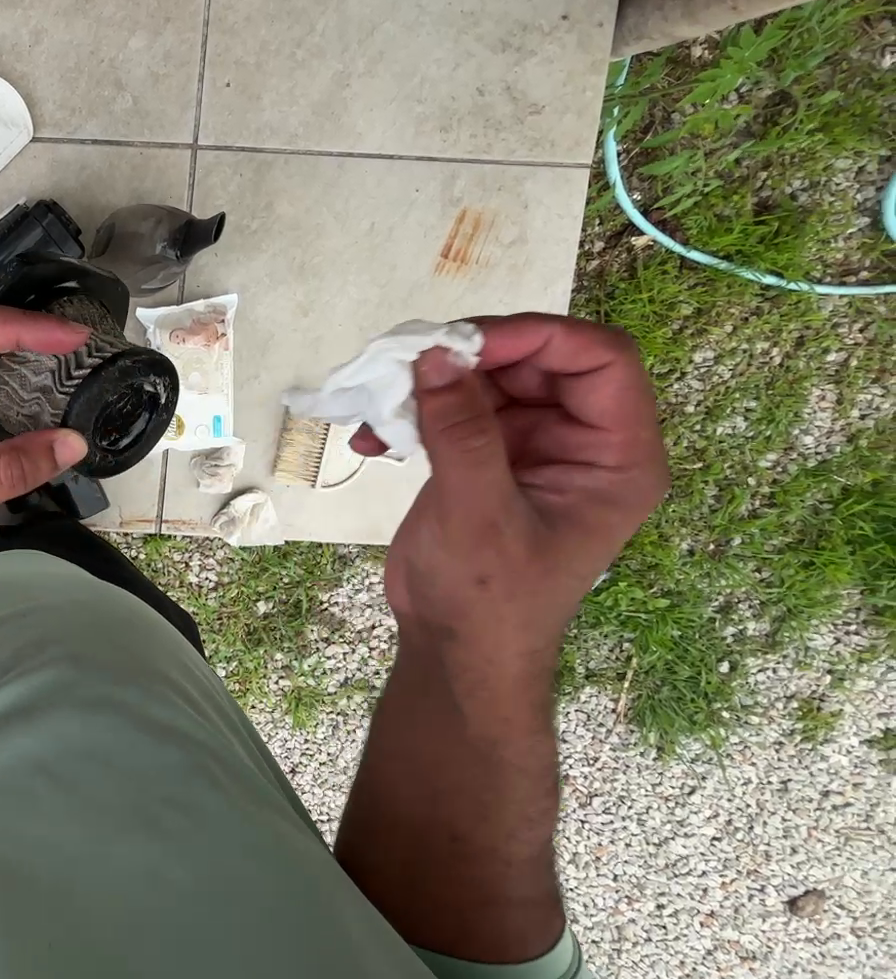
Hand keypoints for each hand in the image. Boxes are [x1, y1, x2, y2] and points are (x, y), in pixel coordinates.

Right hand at [352, 313, 667, 675]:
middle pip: (537, 364)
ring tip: (377, 407)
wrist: (453, 648)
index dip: (535, 337)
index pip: (598, 360)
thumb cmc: (486, 594)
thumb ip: (461, 432)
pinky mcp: (483, 462)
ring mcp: (527, 451)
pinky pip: (452, 414)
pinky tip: (371, 440)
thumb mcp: (478, 512)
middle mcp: (579, 443)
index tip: (458, 342)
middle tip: (405, 367)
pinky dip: (409, 417)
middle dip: (470, 360)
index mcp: (615, 456)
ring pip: (487, 383)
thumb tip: (434, 355)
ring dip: (429, 388)